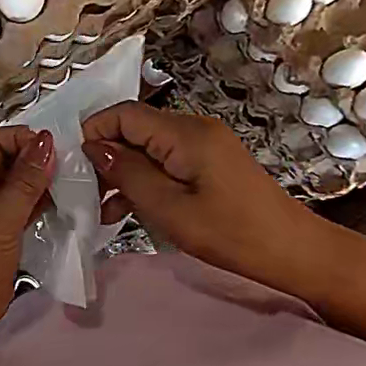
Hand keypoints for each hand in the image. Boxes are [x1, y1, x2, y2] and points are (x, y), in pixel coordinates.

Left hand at [0, 126, 54, 365]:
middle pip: (5, 161)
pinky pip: (20, 207)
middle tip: (72, 164)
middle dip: (35, 159)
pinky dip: (39, 203)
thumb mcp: (0, 221)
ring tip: (73, 182)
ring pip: (15, 185)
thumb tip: (47, 141)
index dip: (22, 138)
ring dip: (40, 182)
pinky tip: (63, 204)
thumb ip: (25, 181)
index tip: (56, 146)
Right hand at [80, 102, 331, 293]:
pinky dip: (144, 179)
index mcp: (185, 134)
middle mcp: (193, 129)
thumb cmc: (230, 233)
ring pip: (146, 147)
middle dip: (105, 155)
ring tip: (101, 207)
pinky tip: (126, 209)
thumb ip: (128, 174)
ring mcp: (203, 144)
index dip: (94, 131)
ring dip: (122, 172)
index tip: (72, 164)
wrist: (293, 252)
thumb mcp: (169, 208)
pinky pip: (164, 160)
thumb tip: (94, 148)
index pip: (125, 113)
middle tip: (83, 191)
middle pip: (134, 128)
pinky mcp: (208, 162)